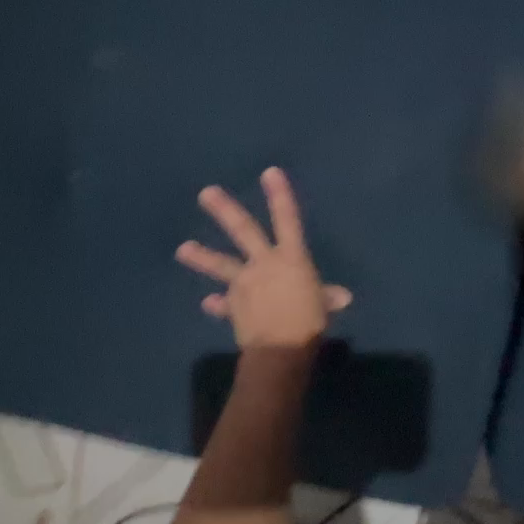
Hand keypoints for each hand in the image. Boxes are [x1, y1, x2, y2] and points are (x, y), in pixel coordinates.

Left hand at [175, 167, 351, 349]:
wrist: (281, 350)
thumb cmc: (309, 322)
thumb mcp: (323, 306)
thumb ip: (327, 297)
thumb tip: (342, 297)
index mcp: (291, 258)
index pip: (287, 219)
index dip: (280, 195)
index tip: (269, 172)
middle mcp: (264, 264)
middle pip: (243, 230)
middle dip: (224, 210)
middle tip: (206, 193)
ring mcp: (244, 284)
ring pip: (221, 265)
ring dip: (201, 256)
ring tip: (181, 249)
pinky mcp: (233, 306)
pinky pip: (225, 303)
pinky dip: (218, 304)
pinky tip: (208, 304)